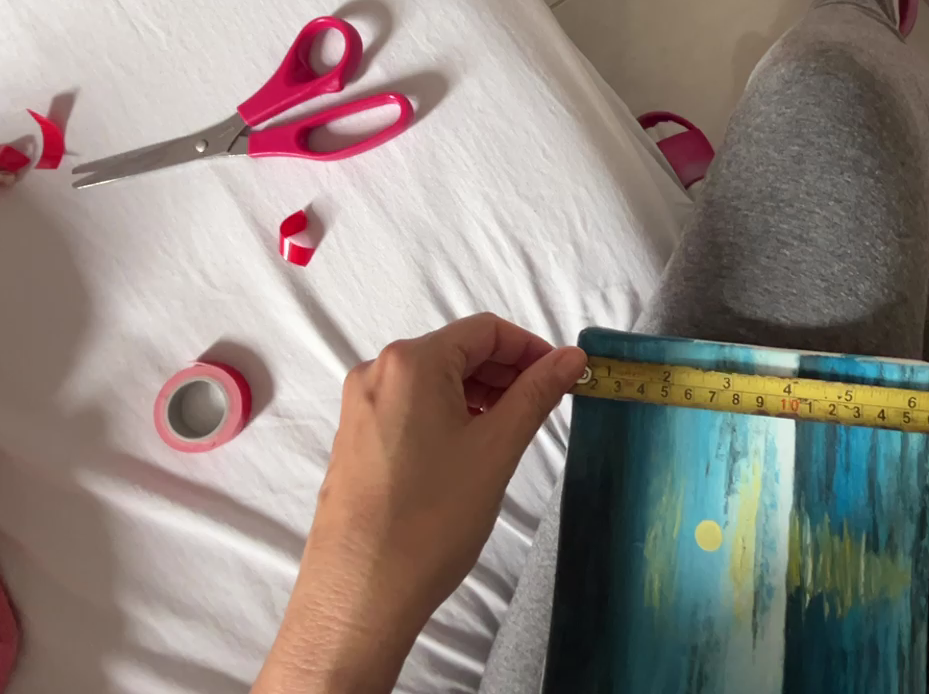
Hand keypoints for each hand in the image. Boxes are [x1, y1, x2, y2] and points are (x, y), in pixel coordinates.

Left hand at [252, 314, 585, 693]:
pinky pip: (413, 403)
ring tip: (513, 426)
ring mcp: (361, 404)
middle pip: (458, 349)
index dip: (530, 346)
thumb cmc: (433, 516)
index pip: (485, 330)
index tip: (562, 374)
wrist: (358, 599)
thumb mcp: (497, 447)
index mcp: (411, 361)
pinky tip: (473, 443)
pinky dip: (450, 410)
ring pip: (436, 378)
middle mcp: (379, 370)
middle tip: (545, 402)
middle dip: (507, 370)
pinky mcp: (355, 436)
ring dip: (481, 391)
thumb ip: (537, 392)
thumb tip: (572, 355)